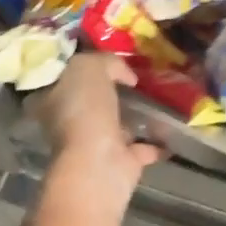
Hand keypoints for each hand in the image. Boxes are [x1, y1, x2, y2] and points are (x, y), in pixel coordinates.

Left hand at [32, 53, 163, 204]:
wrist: (100, 163)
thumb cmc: (85, 112)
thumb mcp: (89, 68)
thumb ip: (106, 62)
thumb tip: (126, 75)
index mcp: (53, 100)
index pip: (67, 77)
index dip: (87, 67)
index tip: (111, 61)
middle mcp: (71, 124)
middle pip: (93, 102)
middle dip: (113, 93)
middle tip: (139, 80)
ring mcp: (97, 146)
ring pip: (118, 126)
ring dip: (135, 119)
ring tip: (159, 102)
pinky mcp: (122, 163)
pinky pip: (141, 148)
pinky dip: (155, 142)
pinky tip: (172, 130)